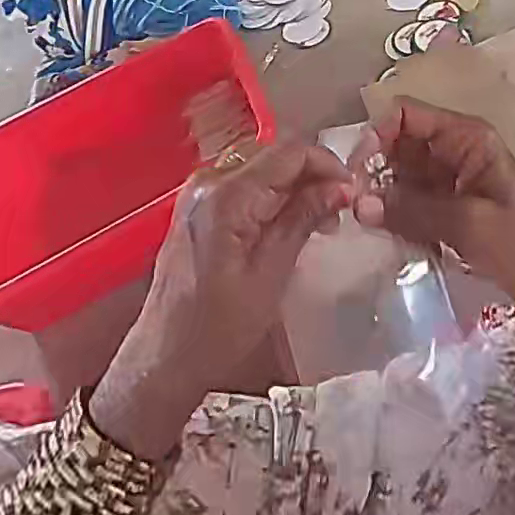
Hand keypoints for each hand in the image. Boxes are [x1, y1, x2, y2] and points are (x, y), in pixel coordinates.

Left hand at [90, 142, 352, 455]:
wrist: (162, 361)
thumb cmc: (218, 328)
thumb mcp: (271, 274)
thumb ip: (304, 219)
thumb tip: (342, 186)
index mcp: (227, 196)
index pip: (290, 153)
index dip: (329, 165)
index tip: (352, 192)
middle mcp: (209, 181)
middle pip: (277, 157)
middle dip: (315, 177)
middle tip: (340, 211)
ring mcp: (200, 192)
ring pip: (264, 168)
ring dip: (297, 187)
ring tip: (321, 221)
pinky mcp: (198, 206)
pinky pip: (247, 184)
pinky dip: (275, 196)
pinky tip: (290, 223)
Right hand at [355, 98, 514, 331]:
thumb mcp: (471, 223)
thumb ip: (414, 211)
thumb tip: (358, 203)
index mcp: (466, 137)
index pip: (408, 114)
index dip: (378, 133)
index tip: (358, 170)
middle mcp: (450, 150)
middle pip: (396, 143)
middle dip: (372, 167)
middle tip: (351, 203)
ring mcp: (444, 180)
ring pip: (395, 173)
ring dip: (377, 193)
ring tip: (360, 220)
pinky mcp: (440, 208)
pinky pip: (403, 201)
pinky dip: (389, 213)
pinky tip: (378, 231)